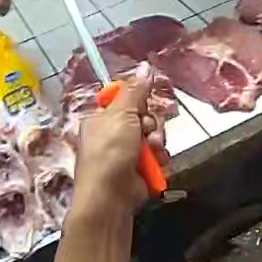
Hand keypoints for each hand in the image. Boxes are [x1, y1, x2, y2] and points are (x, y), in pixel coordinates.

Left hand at [72, 66, 164, 214]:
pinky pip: (158, 159)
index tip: (143, 105)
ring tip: (152, 152)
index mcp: (101, 119)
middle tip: (146, 131)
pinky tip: (156, 166)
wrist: (110, 196)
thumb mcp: (121, 114)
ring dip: (157, 144)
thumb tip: (145, 66)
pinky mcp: (140, 172)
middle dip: (151, 125)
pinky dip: (160, 162)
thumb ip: (136, 91)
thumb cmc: (109, 151)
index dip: (137, 102)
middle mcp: (113, 135)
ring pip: (155, 138)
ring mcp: (127, 154)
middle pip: (144, 119)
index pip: (125, 101)